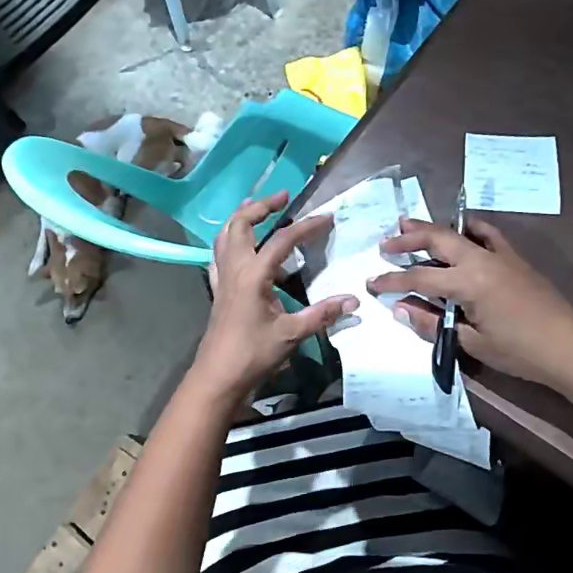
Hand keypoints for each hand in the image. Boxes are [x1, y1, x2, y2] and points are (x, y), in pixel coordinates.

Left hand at [189, 191, 357, 400]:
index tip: (327, 217)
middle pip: (241, 224)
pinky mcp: (218, 289)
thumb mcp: (292, 334)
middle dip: (261, 206)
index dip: (306, 226)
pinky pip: (219, 255)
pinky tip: (239, 247)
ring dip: (241, 218)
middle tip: (283, 197)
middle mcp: (234, 268)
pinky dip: (229, 242)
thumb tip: (353, 300)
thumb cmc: (253, 354)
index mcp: (253, 275)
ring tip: (258, 208)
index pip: (282, 240)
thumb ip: (322, 314)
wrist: (218, 375)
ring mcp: (222, 278)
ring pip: (225, 235)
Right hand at [366, 217, 572, 393]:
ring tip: (408, 224)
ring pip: (458, 233)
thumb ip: (433, 323)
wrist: (571, 348)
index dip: (392, 281)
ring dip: (431, 228)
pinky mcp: (514, 259)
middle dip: (406, 240)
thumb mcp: (472, 343)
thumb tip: (402, 309)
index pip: (419, 276)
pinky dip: (471, 228)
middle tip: (384, 244)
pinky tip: (462, 228)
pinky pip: (488, 234)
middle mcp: (481, 260)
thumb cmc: (520, 352)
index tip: (371, 284)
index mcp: (468, 282)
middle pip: (436, 240)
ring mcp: (499, 256)